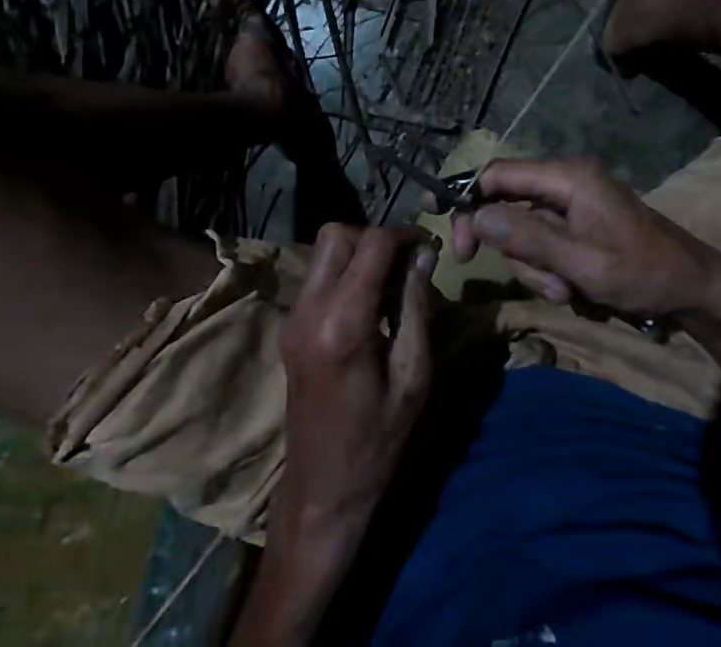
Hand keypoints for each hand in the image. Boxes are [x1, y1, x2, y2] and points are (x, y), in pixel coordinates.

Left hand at [233, 226, 436, 646]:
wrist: (322, 486)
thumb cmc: (378, 441)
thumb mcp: (413, 377)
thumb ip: (417, 309)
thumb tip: (422, 257)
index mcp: (342, 323)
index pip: (371, 245)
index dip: (404, 236)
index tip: (430, 247)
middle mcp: (308, 309)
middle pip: (335, 235)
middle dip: (375, 238)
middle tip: (407, 263)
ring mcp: (292, 317)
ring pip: (322, 252)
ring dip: (359, 253)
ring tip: (393, 283)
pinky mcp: (290, 327)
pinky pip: (317, 277)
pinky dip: (345, 273)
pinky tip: (372, 303)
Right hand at [449, 157, 720, 315]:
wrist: (692, 289)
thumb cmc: (643, 272)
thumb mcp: (582, 262)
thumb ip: (528, 238)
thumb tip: (475, 215)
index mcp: (568, 177)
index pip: (498, 173)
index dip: (465, 196)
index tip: (442, 226)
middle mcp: (565, 181)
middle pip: (505, 202)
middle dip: (506, 243)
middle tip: (478, 265)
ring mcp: (571, 203)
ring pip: (520, 227)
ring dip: (529, 263)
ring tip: (562, 288)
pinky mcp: (576, 223)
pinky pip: (541, 240)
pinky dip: (545, 266)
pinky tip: (569, 286)